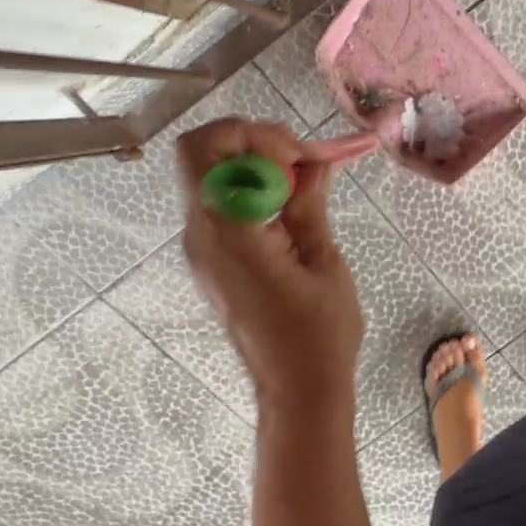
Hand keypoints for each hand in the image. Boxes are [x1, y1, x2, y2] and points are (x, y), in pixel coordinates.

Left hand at [175, 119, 376, 416]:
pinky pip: (218, 211)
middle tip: (297, 162)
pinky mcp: (209, 265)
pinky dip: (247, 197)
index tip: (303, 156)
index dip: (256, 136)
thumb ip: (309, 208)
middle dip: (247, 144)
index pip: (212, 149)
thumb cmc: (322, 335)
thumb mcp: (325, 265)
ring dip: (249, 170)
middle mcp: (201, 235)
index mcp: (230, 232)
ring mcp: (200, 251)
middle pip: (199, 156)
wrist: (298, 388)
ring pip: (207, 181)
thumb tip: (312, 166)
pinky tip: (287, 217)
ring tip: (300, 189)